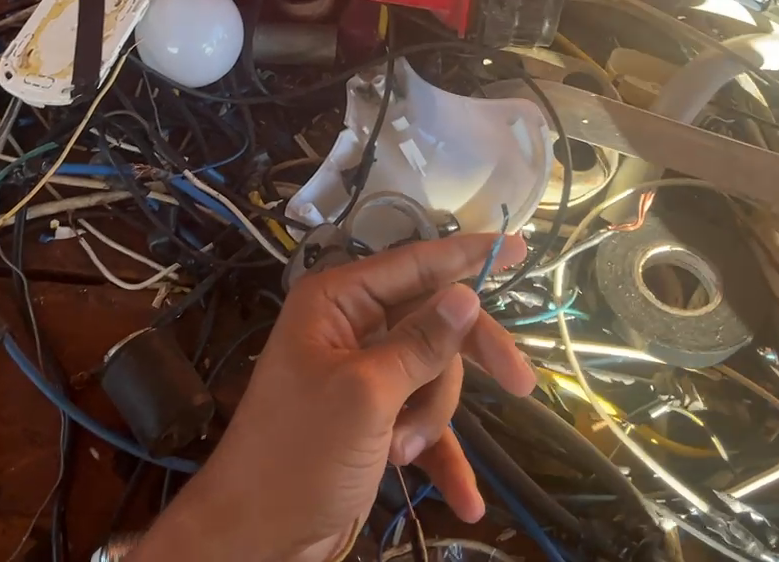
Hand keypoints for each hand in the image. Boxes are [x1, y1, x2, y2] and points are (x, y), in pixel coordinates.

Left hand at [130, 233, 538, 561]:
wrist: (258, 533)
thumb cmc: (300, 451)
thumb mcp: (366, 394)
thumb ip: (419, 344)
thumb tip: (466, 294)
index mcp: (337, 301)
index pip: (413, 264)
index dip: (466, 255)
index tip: (520, 246)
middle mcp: (350, 327)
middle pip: (431, 322)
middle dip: (462, 358)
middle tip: (520, 385)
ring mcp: (363, 373)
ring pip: (431, 374)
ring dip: (430, 418)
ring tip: (400, 452)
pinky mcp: (373, 418)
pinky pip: (422, 423)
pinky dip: (441, 457)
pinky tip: (463, 501)